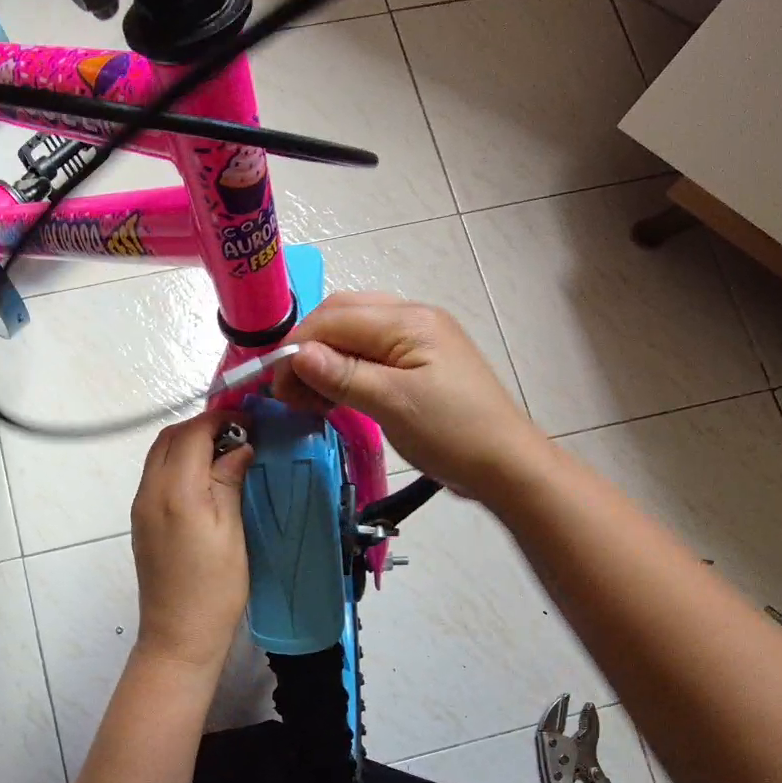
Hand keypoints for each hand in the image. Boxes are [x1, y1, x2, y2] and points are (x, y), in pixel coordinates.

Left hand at [129, 411, 254, 672]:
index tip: (251, 422)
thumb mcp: (232, 531)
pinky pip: (157, 475)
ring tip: (227, 455)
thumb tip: (239, 447)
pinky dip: (180, 464)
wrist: (178, 635)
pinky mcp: (141, 521)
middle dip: (203, 427)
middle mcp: (149, 491)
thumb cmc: (215, 587)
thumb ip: (229, 481)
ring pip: (160, 454)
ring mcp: (140, 506)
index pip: (192, 433)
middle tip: (240, 435)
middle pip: (170, 438)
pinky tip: (206, 479)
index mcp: (175, 490)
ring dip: (189, 444)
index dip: (221, 419)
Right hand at [272, 292, 538, 493]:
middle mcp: (412, 318)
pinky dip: (344, 371)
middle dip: (307, 350)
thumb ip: (343, 374)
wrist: (505, 464)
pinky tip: (336, 397)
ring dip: (324, 361)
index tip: (276, 388)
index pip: (333, 318)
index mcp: (407, 321)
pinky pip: (369, 354)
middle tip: (291, 395)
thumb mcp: (391, 404)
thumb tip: (297, 355)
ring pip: (353, 335)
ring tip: (311, 400)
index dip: (296, 348)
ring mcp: (418, 340)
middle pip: (341, 317)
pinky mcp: (419, 363)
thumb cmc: (451, 433)